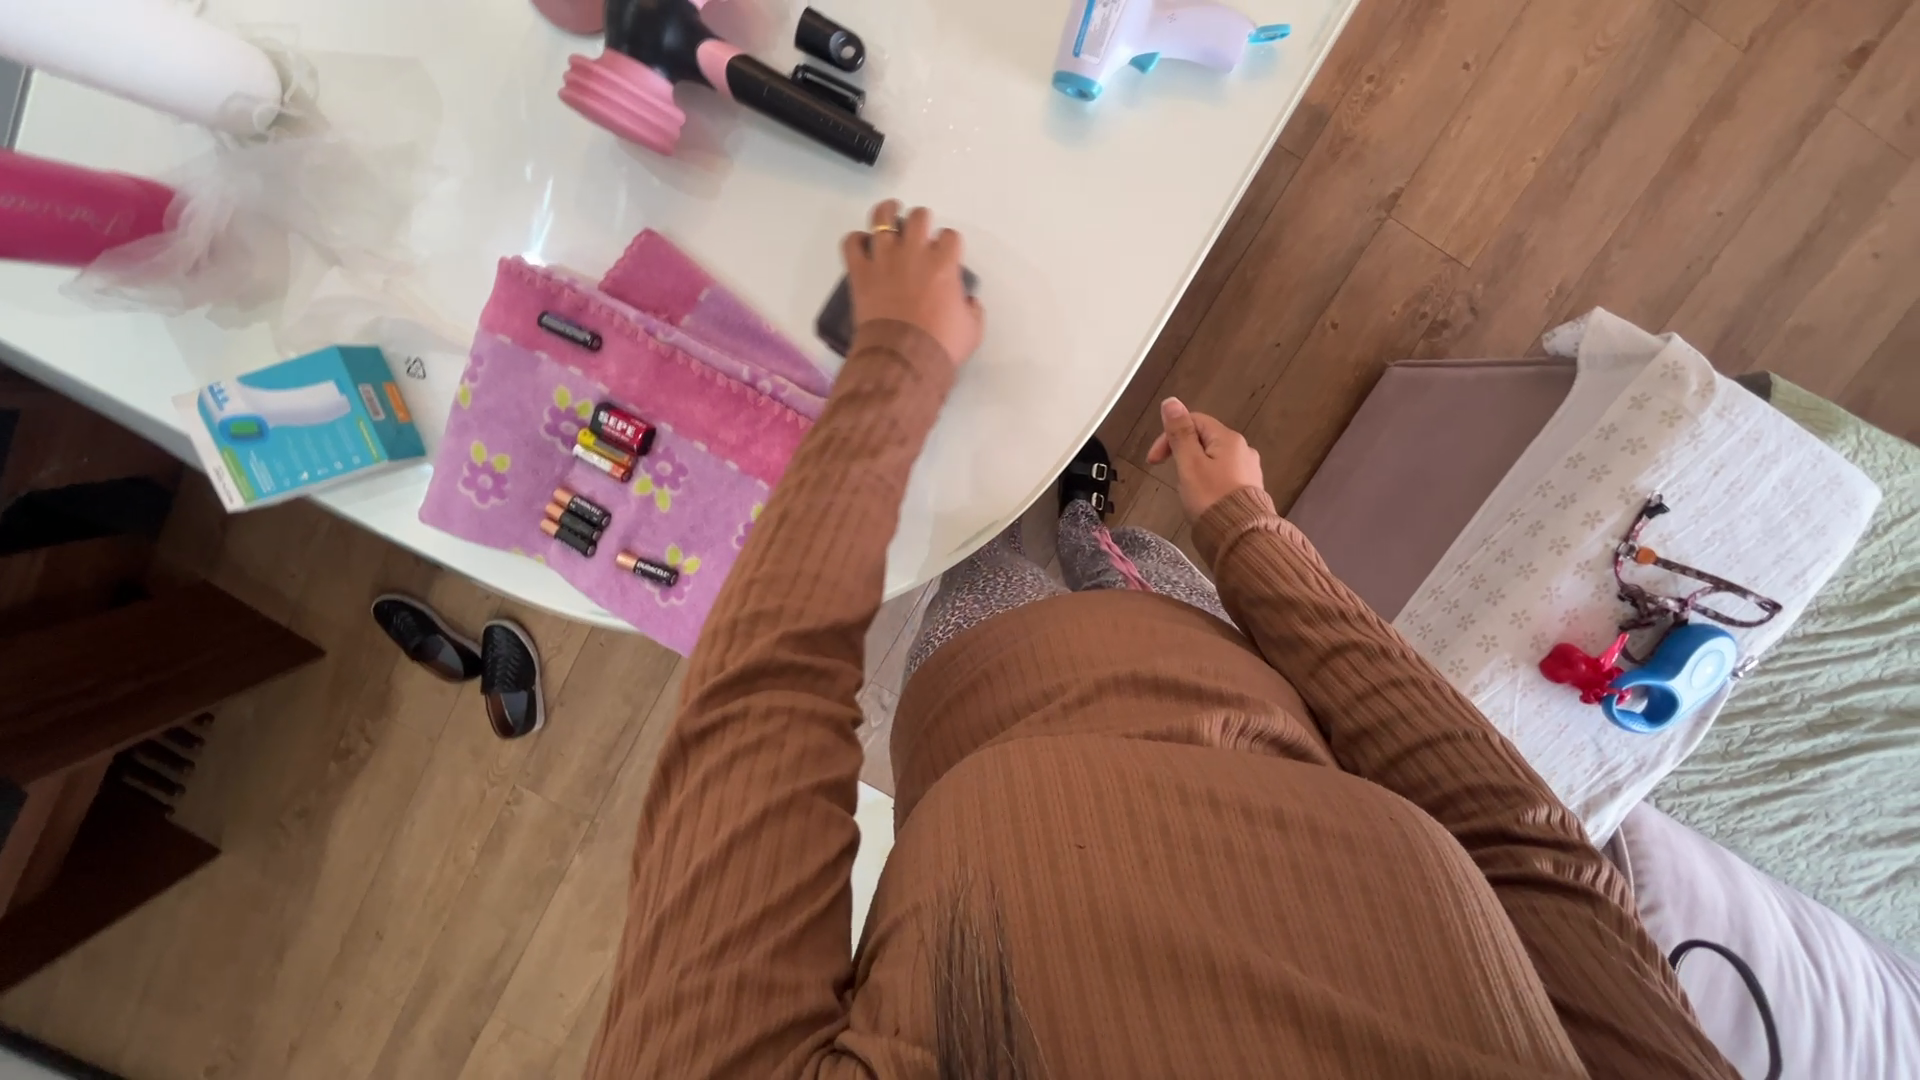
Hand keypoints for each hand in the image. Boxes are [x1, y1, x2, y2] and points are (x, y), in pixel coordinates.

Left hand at [842, 200, 983, 368]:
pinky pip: (852, 243)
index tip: (947, 253)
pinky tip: (862, 245)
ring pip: (882, 218)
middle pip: (918, 217)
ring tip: (889, 216)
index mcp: (944, 263)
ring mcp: (884, 259)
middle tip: (919, 232)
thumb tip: (969, 303)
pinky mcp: (861, 272)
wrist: (905, 360)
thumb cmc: (941, 346)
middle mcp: (914, 252)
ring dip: (887, 214)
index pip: (950, 236)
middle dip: (922, 221)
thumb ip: (973, 309)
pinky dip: (856, 241)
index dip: (949, 243)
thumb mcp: (972, 329)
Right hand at [1147, 397, 1263, 520]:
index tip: (1154, 460)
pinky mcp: (1248, 489)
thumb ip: (1180, 433)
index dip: (1169, 436)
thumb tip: (1171, 401)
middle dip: (1181, 452)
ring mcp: (1248, 470)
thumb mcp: (1188, 463)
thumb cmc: (1210, 498)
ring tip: (1186, 488)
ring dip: (1194, 467)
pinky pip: (1223, 475)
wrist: (1239, 536)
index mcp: (1228, 439)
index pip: (1194, 421)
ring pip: (1213, 458)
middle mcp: (1243, 449)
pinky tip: (1203, 497)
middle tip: (1169, 474)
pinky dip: (1208, 481)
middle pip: (1204, 439)